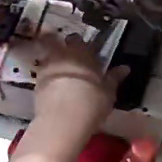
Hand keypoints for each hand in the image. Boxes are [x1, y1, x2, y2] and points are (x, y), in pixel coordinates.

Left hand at [25, 32, 123, 155]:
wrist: (62, 121)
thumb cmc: (91, 103)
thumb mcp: (109, 92)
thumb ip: (114, 78)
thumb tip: (125, 68)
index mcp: (82, 53)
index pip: (79, 40)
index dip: (82, 45)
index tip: (87, 54)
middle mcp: (62, 55)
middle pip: (59, 44)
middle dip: (64, 49)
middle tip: (72, 62)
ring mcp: (46, 68)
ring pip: (49, 58)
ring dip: (54, 62)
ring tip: (63, 76)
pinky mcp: (36, 83)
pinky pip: (43, 74)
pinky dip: (48, 78)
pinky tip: (55, 89)